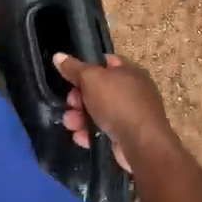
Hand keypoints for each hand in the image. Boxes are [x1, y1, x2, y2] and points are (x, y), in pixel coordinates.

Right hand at [53, 52, 177, 173]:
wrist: (143, 145)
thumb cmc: (117, 103)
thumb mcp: (90, 78)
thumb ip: (73, 68)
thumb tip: (58, 56)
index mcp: (129, 72)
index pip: (104, 62)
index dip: (85, 67)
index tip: (68, 76)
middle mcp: (134, 91)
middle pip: (98, 88)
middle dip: (78, 98)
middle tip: (69, 104)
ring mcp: (132, 115)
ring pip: (99, 111)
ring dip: (80, 117)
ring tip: (70, 124)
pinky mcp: (129, 136)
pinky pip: (105, 130)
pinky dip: (91, 133)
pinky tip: (81, 138)